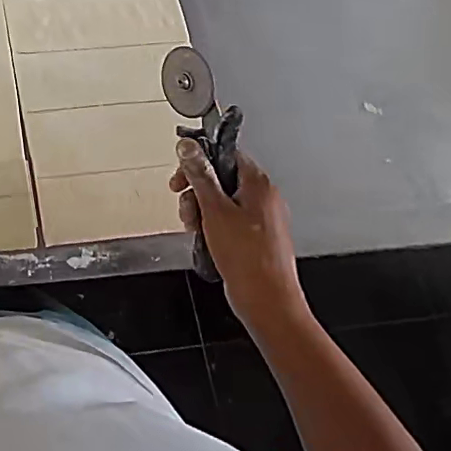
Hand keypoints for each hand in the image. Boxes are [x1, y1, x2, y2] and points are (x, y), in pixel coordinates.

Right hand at [170, 139, 306, 333]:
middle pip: (221, 179)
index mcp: (258, 184)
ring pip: (223, 201)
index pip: (225, 154)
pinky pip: (229, 221)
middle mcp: (263, 197)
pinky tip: (206, 241)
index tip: (182, 178)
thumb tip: (188, 147)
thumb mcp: (214, 209)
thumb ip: (200, 175)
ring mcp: (261, 219)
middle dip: (197, 192)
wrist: (268, 302)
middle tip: (187, 207)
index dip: (199, 163)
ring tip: (195, 229)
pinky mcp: (256, 238)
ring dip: (202, 211)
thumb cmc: (248, 258)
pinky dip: (213, 227)